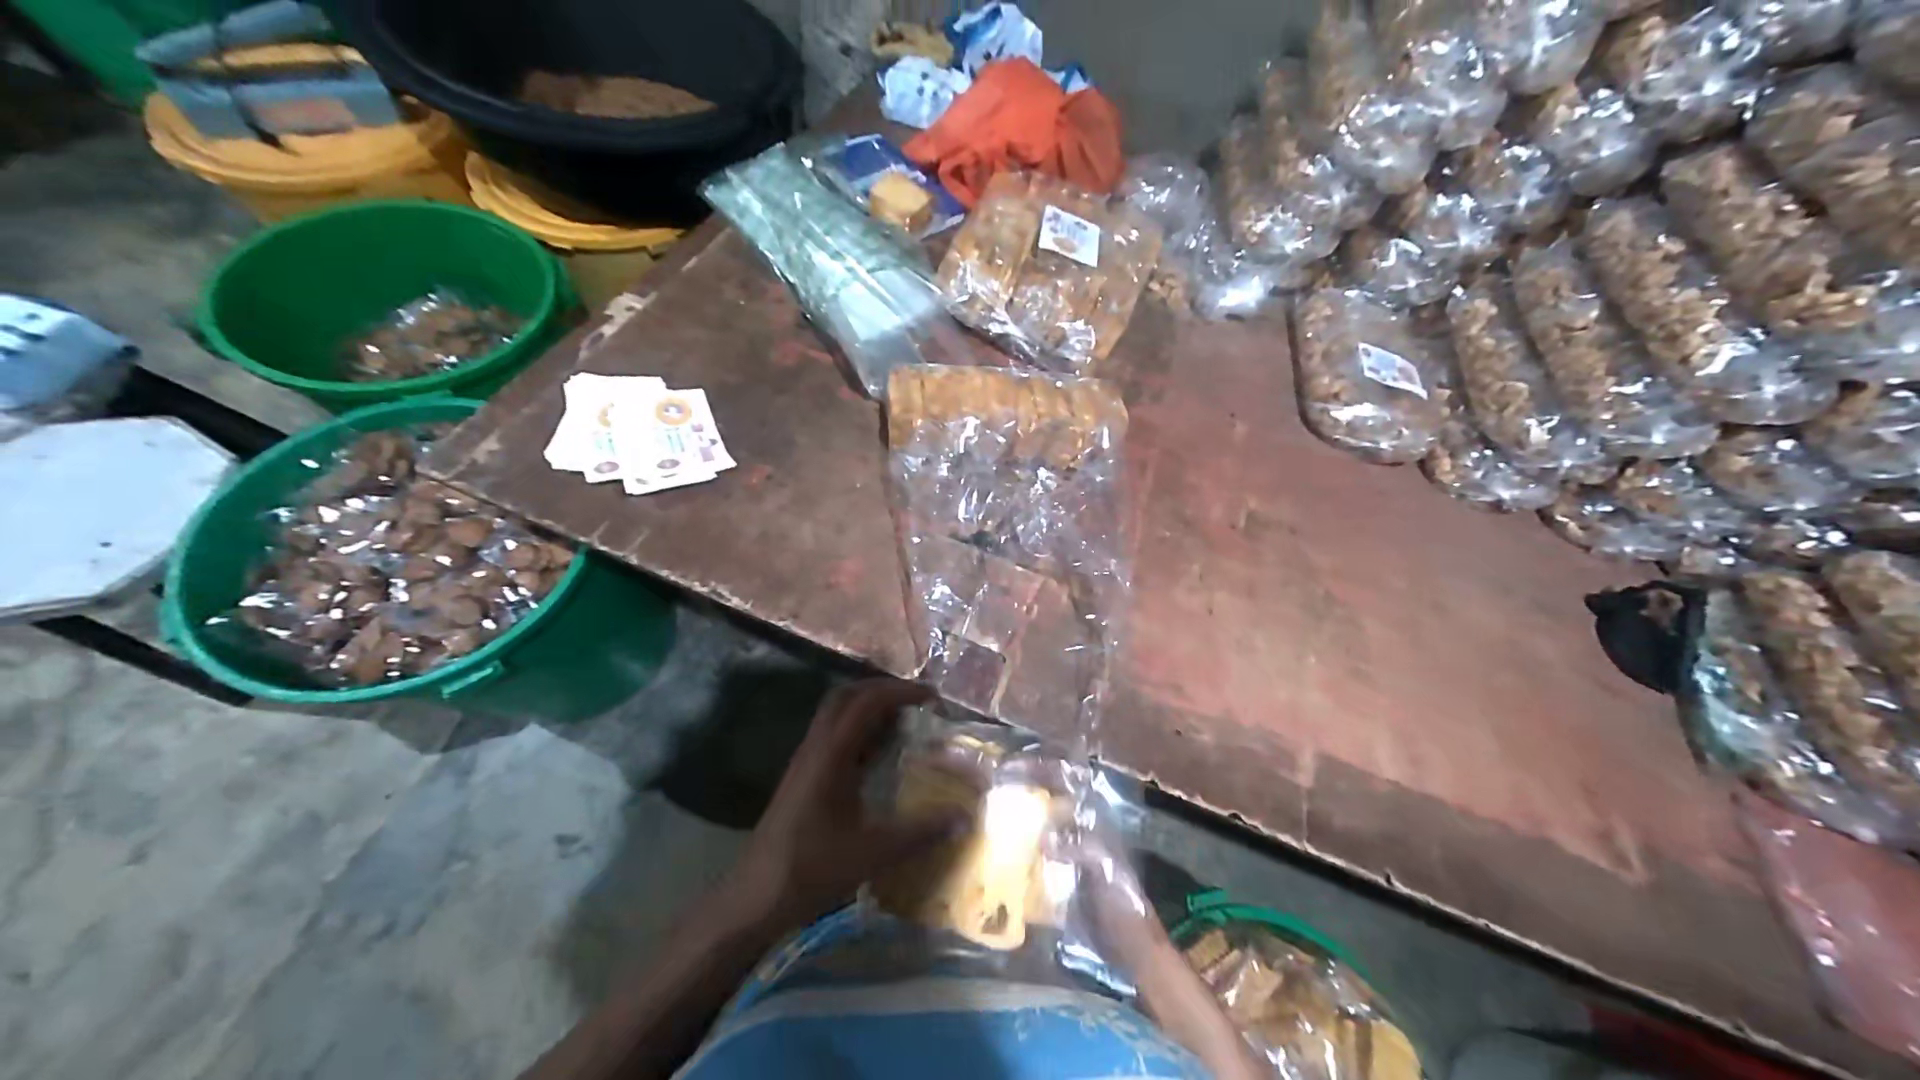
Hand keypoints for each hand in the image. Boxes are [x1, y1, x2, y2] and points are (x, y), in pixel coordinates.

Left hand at [720, 678, 957, 930]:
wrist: (754, 897)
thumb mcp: (873, 853)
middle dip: (883, 689)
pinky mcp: (803, 777)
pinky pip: (833, 737)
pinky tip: (880, 756)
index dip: (900, 691)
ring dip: (869, 708)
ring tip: (905, 721)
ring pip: (837, 715)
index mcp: (831, 755)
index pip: (866, 702)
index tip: (932, 697)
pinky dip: (859, 731)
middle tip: (917, 700)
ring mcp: (806, 761)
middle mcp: (816, 748)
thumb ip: (920, 832)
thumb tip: (963, 817)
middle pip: (846, 696)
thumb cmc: (812, 870)